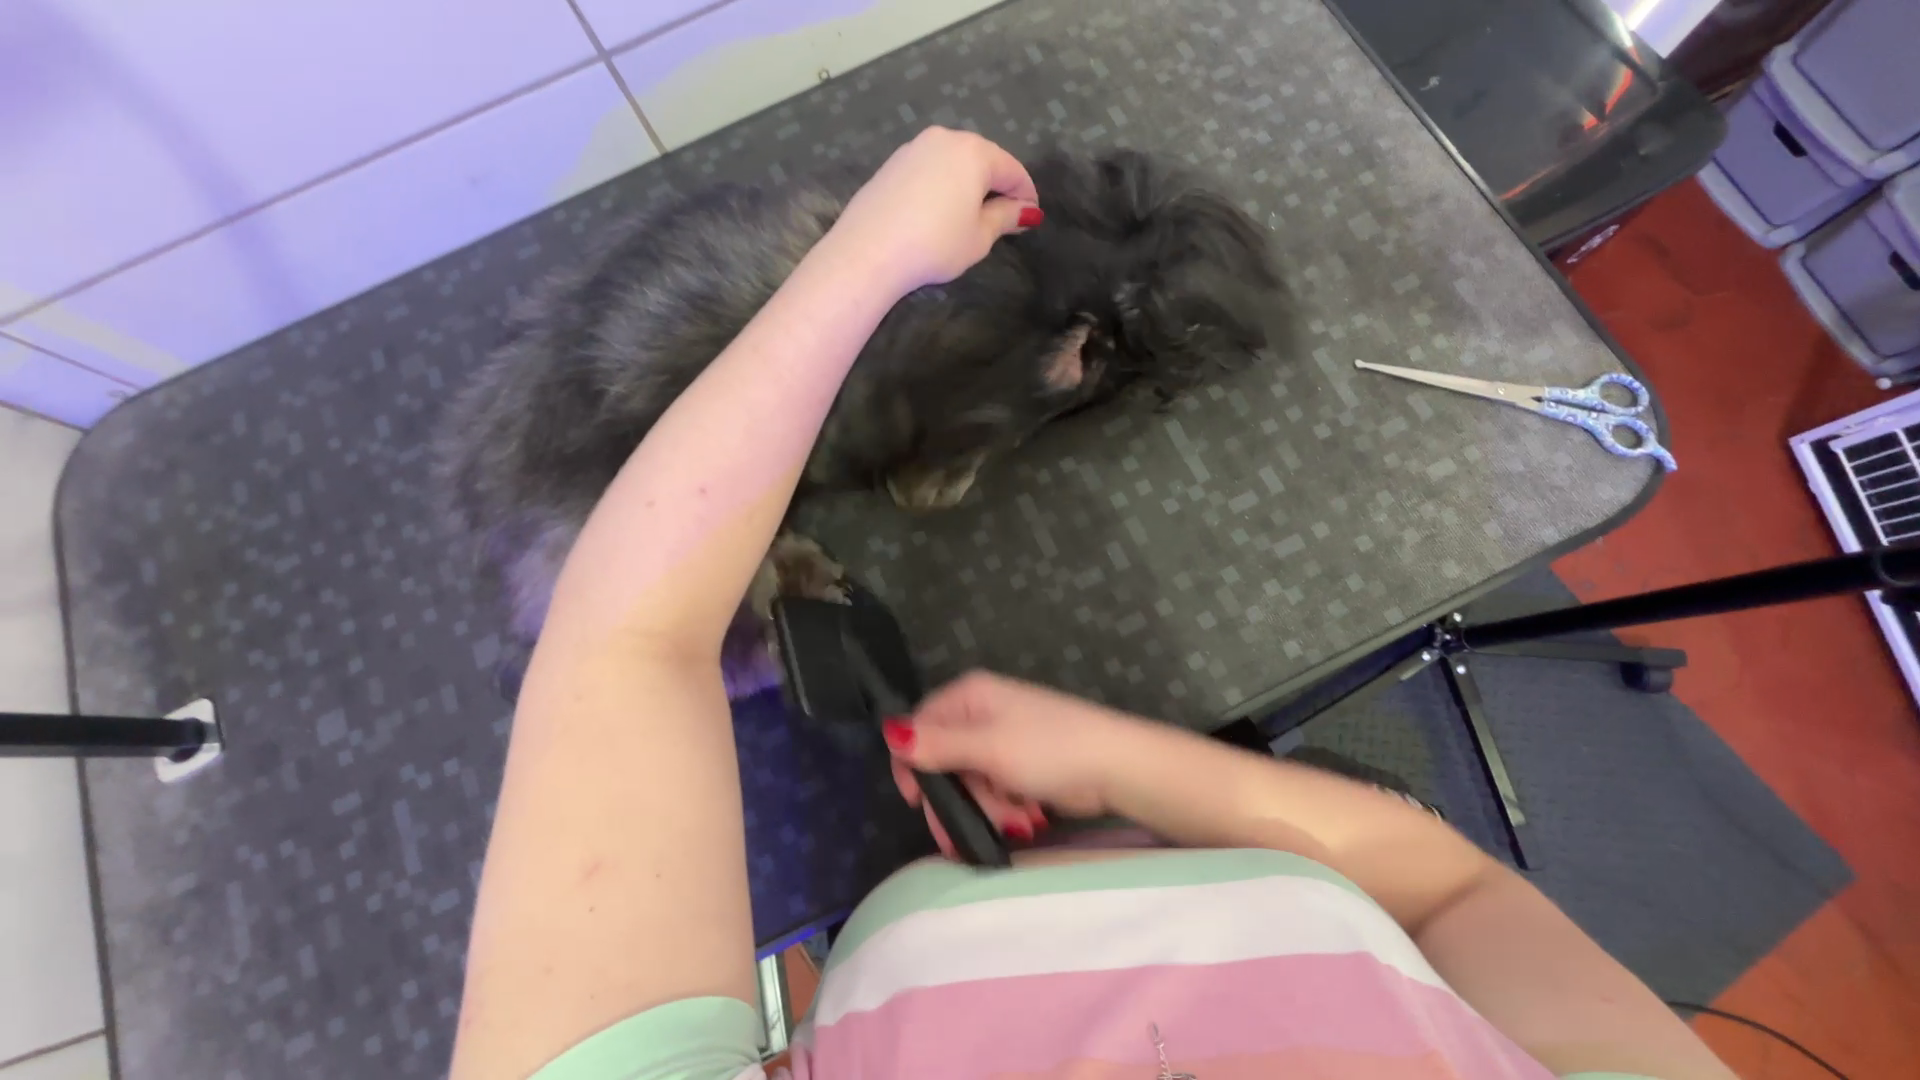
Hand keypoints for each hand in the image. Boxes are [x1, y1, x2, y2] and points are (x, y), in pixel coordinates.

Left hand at [823, 127, 1040, 295]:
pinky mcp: (892, 165)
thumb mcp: (978, 237)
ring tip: (972, 216)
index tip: (1032, 217)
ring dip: (968, 185)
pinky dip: (943, 187)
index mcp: (974, 152)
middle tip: (1005, 217)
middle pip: (982, 160)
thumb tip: (1026, 211)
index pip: (1012, 169)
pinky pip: (930, 171)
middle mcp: (945, 139)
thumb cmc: (935, 245)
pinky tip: (940, 212)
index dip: (1026, 194)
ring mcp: (914, 148)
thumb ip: (1005, 218)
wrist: (868, 252)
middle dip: (997, 186)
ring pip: (953, 163)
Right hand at [884, 671, 1160, 855]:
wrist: (1116, 767)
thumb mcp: (988, 748)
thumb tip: (887, 731)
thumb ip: (937, 744)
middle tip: (958, 837)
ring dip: (987, 810)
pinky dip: (1007, 810)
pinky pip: (995, 793)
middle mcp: (982, 714)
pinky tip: (1028, 819)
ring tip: (1017, 822)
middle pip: (943, 762)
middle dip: (957, 800)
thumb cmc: (1050, 749)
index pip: (919, 727)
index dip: (913, 765)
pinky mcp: (1021, 767)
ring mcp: (1003, 741)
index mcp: (970, 696)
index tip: (918, 801)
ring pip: (969, 784)